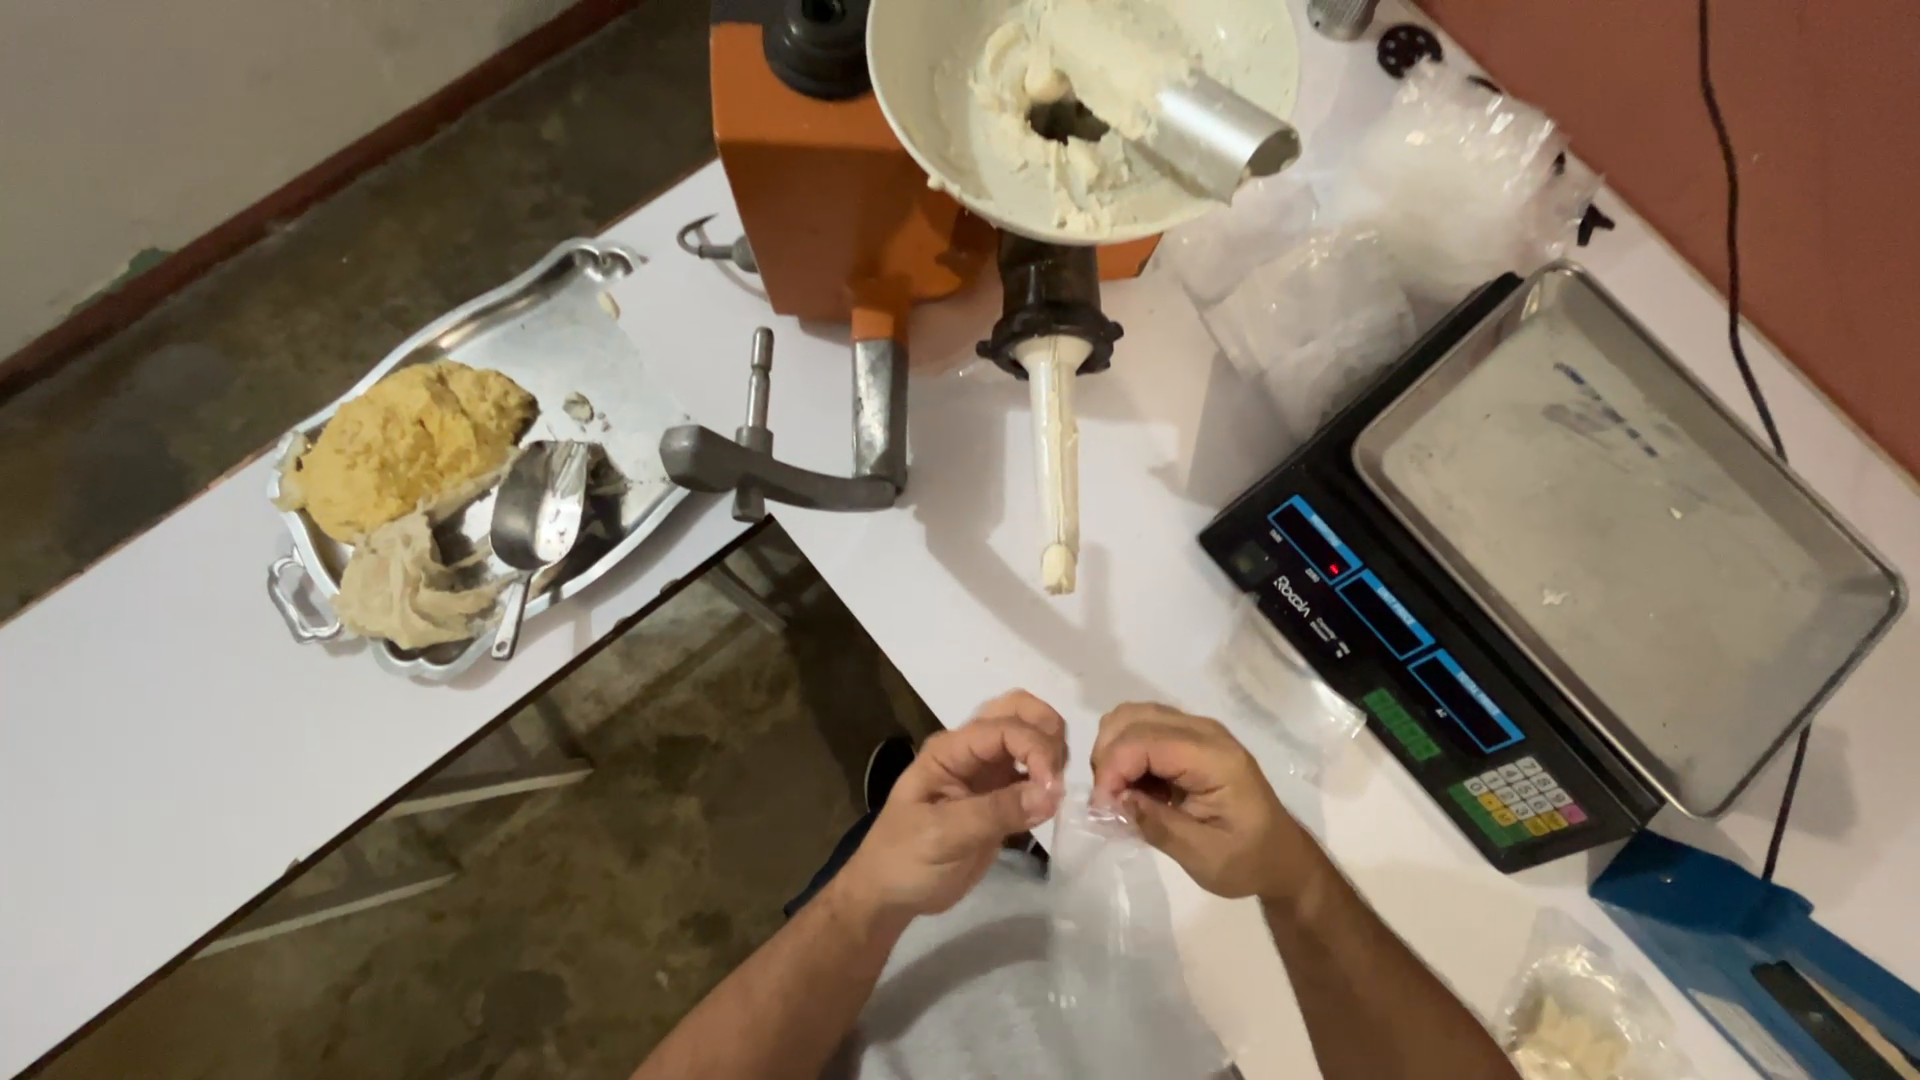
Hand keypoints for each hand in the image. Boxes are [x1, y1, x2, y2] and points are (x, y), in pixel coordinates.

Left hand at [838, 691, 1066, 919]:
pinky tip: (1054, 802)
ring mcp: (986, 772)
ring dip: (1051, 751)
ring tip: (1057, 791)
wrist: (889, 895)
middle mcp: (971, 751)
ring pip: (1027, 736)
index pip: (1003, 727)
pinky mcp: (1000, 798)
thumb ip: (996, 812)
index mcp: (950, 750)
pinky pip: (1031, 773)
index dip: (1034, 747)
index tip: (1053, 787)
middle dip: (1046, 731)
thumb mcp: (943, 835)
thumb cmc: (904, 859)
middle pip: (1017, 711)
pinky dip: (1048, 778)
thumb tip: (1052, 793)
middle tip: (1059, 774)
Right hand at [1090, 703, 1322, 901]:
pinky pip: (1141, 727)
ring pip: (1131, 716)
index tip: (1103, 809)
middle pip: (1131, 718)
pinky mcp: (1187, 735)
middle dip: (1108, 758)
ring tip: (1121, 793)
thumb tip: (1113, 800)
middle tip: (1109, 802)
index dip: (1113, 769)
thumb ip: (1157, 825)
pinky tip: (1137, 787)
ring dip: (1114, 752)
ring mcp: (1196, 728)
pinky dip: (1125, 752)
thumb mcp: (1203, 857)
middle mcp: (1204, 731)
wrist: (1280, 856)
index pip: (1145, 741)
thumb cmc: (1247, 859)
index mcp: (1215, 759)